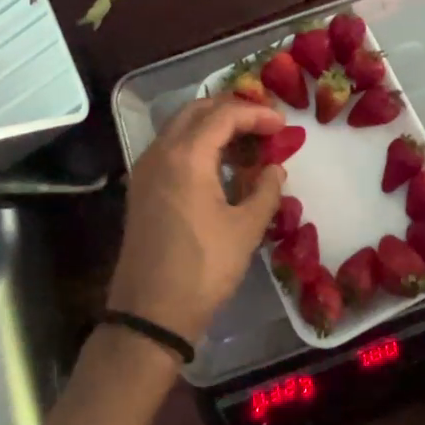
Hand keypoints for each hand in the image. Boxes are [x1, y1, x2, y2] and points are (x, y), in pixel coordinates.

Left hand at [107, 97, 287, 347]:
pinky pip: (171, 148)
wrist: (150, 313)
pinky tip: (220, 165)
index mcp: (186, 156)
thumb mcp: (246, 229)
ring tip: (248, 144)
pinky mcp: (141, 188)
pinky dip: (197, 144)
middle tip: (265, 125)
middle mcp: (160, 152)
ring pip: (181, 127)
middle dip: (233, 110)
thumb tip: (275, 169)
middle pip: (198, 110)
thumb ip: (265, 191)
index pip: (224, 114)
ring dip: (214, 126)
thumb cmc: (203, 269)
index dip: (257, 114)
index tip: (284, 124)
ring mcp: (145, 169)